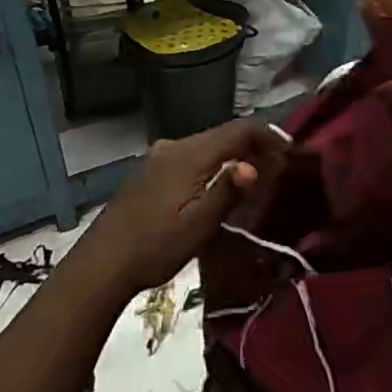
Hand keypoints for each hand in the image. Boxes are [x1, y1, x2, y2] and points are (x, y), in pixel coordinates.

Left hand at [70, 120, 288, 299]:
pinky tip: (217, 184)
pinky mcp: (151, 171)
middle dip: (253, 145)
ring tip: (254, 177)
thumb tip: (253, 165)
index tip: (290, 152)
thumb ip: (227, 191)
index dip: (268, 135)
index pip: (238, 129)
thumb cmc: (155, 246)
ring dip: (233, 154)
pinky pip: (191, 156)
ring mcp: (159, 157)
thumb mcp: (199, 225)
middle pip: (223, 133)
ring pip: (206, 145)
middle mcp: (174, 145)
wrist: (101, 263)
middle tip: (277, 168)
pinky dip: (212, 163)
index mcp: (189, 153)